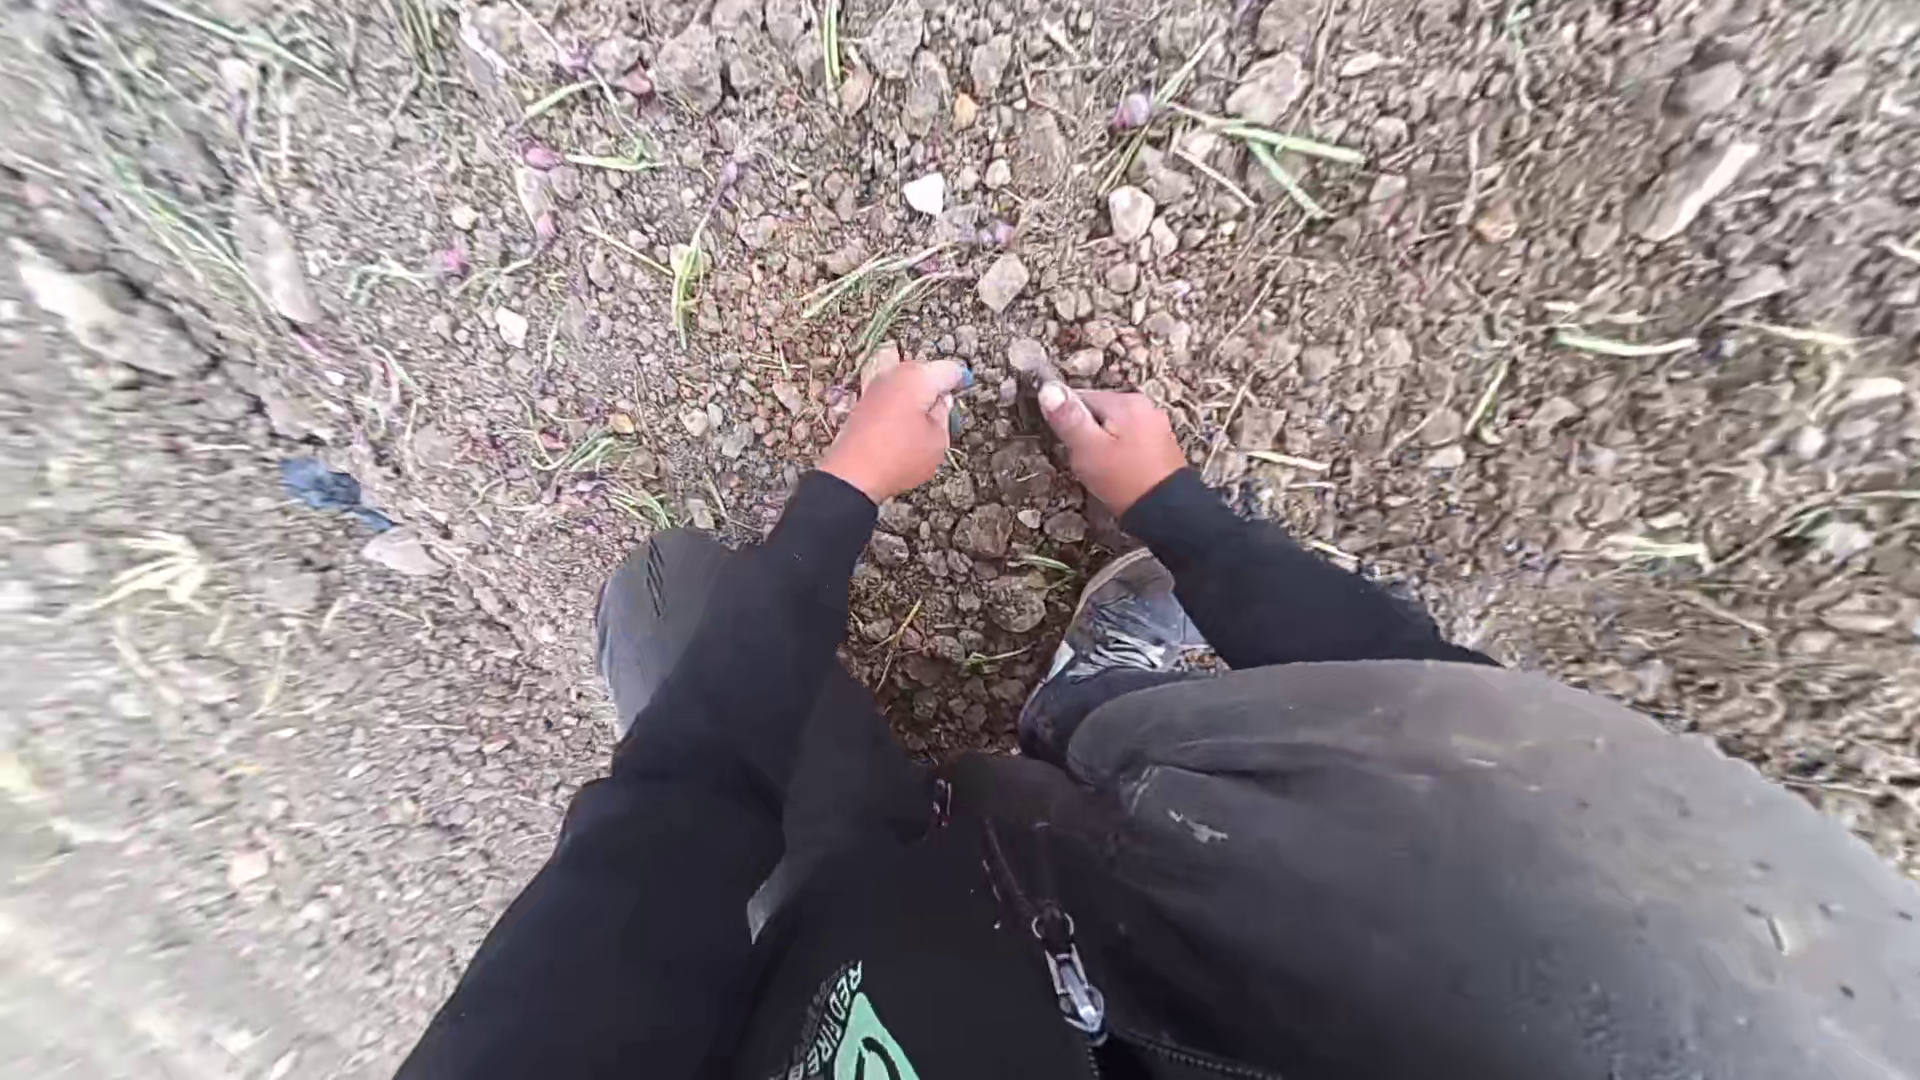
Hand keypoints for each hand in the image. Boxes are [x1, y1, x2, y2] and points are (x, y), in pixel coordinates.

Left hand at [819, 359, 969, 501]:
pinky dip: (901, 405)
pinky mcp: (863, 403)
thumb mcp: (938, 440)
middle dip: (936, 386)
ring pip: (905, 383)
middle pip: (924, 371)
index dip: (960, 379)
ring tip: (925, 421)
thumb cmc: (900, 457)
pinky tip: (904, 426)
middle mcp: (894, 374)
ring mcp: (875, 387)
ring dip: (917, 395)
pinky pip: (890, 395)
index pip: (948, 369)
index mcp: (918, 378)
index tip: (965, 386)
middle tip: (947, 409)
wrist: (854, 475)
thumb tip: (941, 401)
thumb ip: (944, 415)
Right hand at [1038, 382, 1184, 513]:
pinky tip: (1118, 473)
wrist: (1167, 512)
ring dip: (1102, 446)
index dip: (1068, 423)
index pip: (1081, 398)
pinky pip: (1128, 442)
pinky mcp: (1160, 446)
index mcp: (1126, 402)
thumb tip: (1049, 389)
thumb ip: (1068, 419)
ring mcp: (1155, 427)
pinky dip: (1119, 455)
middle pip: (1099, 413)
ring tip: (1102, 470)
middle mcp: (1145, 407)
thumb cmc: (1124, 481)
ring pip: (1113, 429)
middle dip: (1087, 435)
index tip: (1070, 445)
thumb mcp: (1088, 449)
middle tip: (1086, 461)